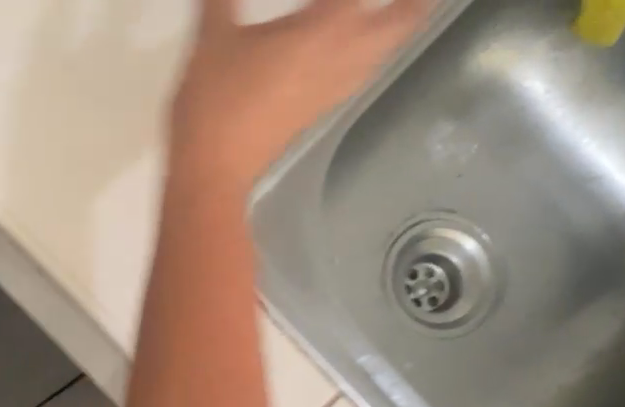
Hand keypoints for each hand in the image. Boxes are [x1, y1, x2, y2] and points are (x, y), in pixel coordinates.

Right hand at [173, 0, 432, 185]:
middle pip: (406, 16)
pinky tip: (359, 48)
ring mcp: (337, 84)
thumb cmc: (213, 104)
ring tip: (402, 10)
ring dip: (402, 23)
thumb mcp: (211, 42)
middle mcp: (345, 50)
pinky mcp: (323, 108)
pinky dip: (373, 51)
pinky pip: (366, 70)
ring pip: (390, 47)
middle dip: (413, 3)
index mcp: (325, 24)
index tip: (327, 4)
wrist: (211, 172)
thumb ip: (219, 3)